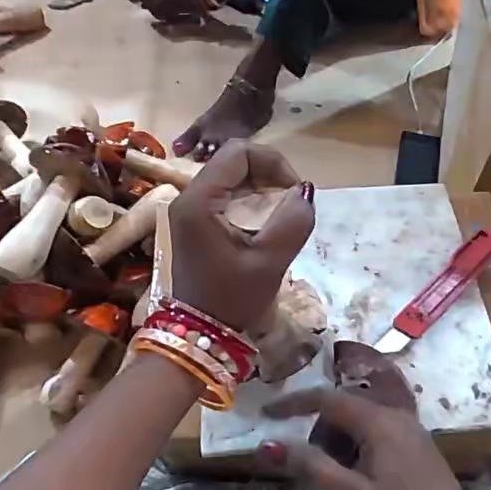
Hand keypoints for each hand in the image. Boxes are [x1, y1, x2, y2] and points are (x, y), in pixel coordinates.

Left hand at [167, 141, 313, 329]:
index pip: (239, 153)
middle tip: (291, 203)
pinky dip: (248, 203)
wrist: (197, 336)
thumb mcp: (270, 263)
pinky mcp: (192, 225)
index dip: (273, 163)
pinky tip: (263, 226)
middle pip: (233, 162)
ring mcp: (186, 212)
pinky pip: (224, 198)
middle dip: (268, 175)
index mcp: (199, 202)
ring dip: (260, 190)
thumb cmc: (232, 300)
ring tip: (281, 215)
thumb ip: (292, 222)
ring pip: (230, 179)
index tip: (293, 191)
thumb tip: (304, 192)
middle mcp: (186, 198)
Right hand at [260, 375, 490, 489]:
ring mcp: (408, 426)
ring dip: (339, 442)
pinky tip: (358, 479)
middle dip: (320, 432)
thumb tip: (269, 444)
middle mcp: (395, 413)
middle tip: (311, 469)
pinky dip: (357, 447)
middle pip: (344, 408)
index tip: (267, 412)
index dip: (294, 403)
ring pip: (360, 421)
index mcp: (379, 420)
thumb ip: (311, 467)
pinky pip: (375, 432)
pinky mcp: (414, 442)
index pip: (327, 398)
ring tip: (338, 482)